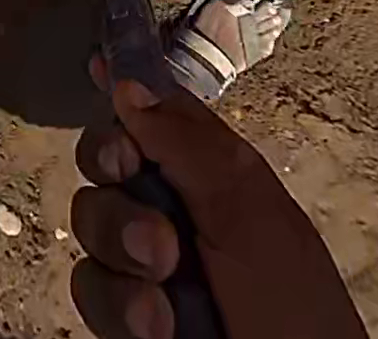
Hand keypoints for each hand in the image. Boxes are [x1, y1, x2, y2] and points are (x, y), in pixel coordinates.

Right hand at [70, 64, 367, 338]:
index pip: (156, 111)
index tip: (95, 65)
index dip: (123, 87)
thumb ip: (186, 144)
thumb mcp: (251, 215)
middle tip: (127, 176)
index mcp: (209, 173)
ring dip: (117, 241)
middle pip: (105, 152)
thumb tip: (127, 84)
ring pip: (89, 214)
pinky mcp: (121, 310)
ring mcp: (142, 258)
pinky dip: (118, 303)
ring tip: (159, 284)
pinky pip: (88, 282)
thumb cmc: (289, 309)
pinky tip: (155, 326)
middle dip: (109, 163)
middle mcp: (169, 205)